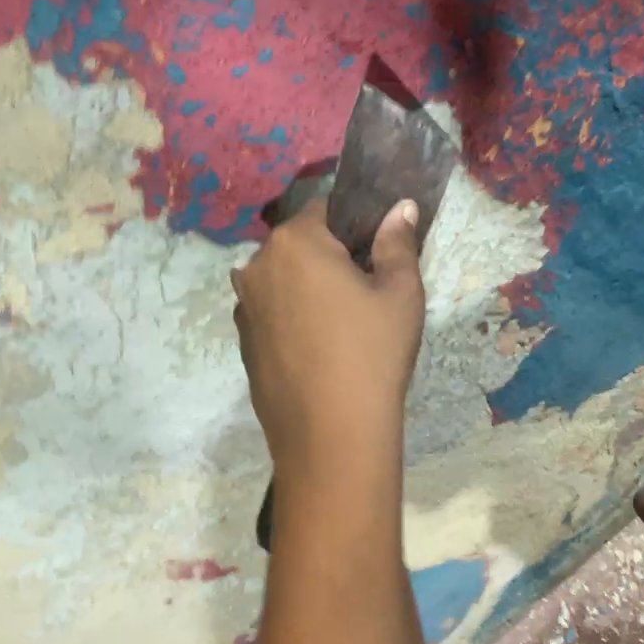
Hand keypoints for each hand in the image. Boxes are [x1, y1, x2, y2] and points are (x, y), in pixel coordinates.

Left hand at [232, 196, 425, 484]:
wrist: (331, 436)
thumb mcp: (400, 292)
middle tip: (370, 290)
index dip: (357, 225)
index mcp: (294, 243)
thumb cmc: (373, 353)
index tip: (380, 252)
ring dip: (311, 288)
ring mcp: (244, 308)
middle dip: (332, 256)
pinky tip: (324, 350)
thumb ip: (397, 242)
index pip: (326, 210)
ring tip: (347, 324)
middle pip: (301, 245)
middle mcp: (257, 266)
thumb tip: (400, 207)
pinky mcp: (243, 344)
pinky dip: (296, 319)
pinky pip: (274, 313)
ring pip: (285, 281)